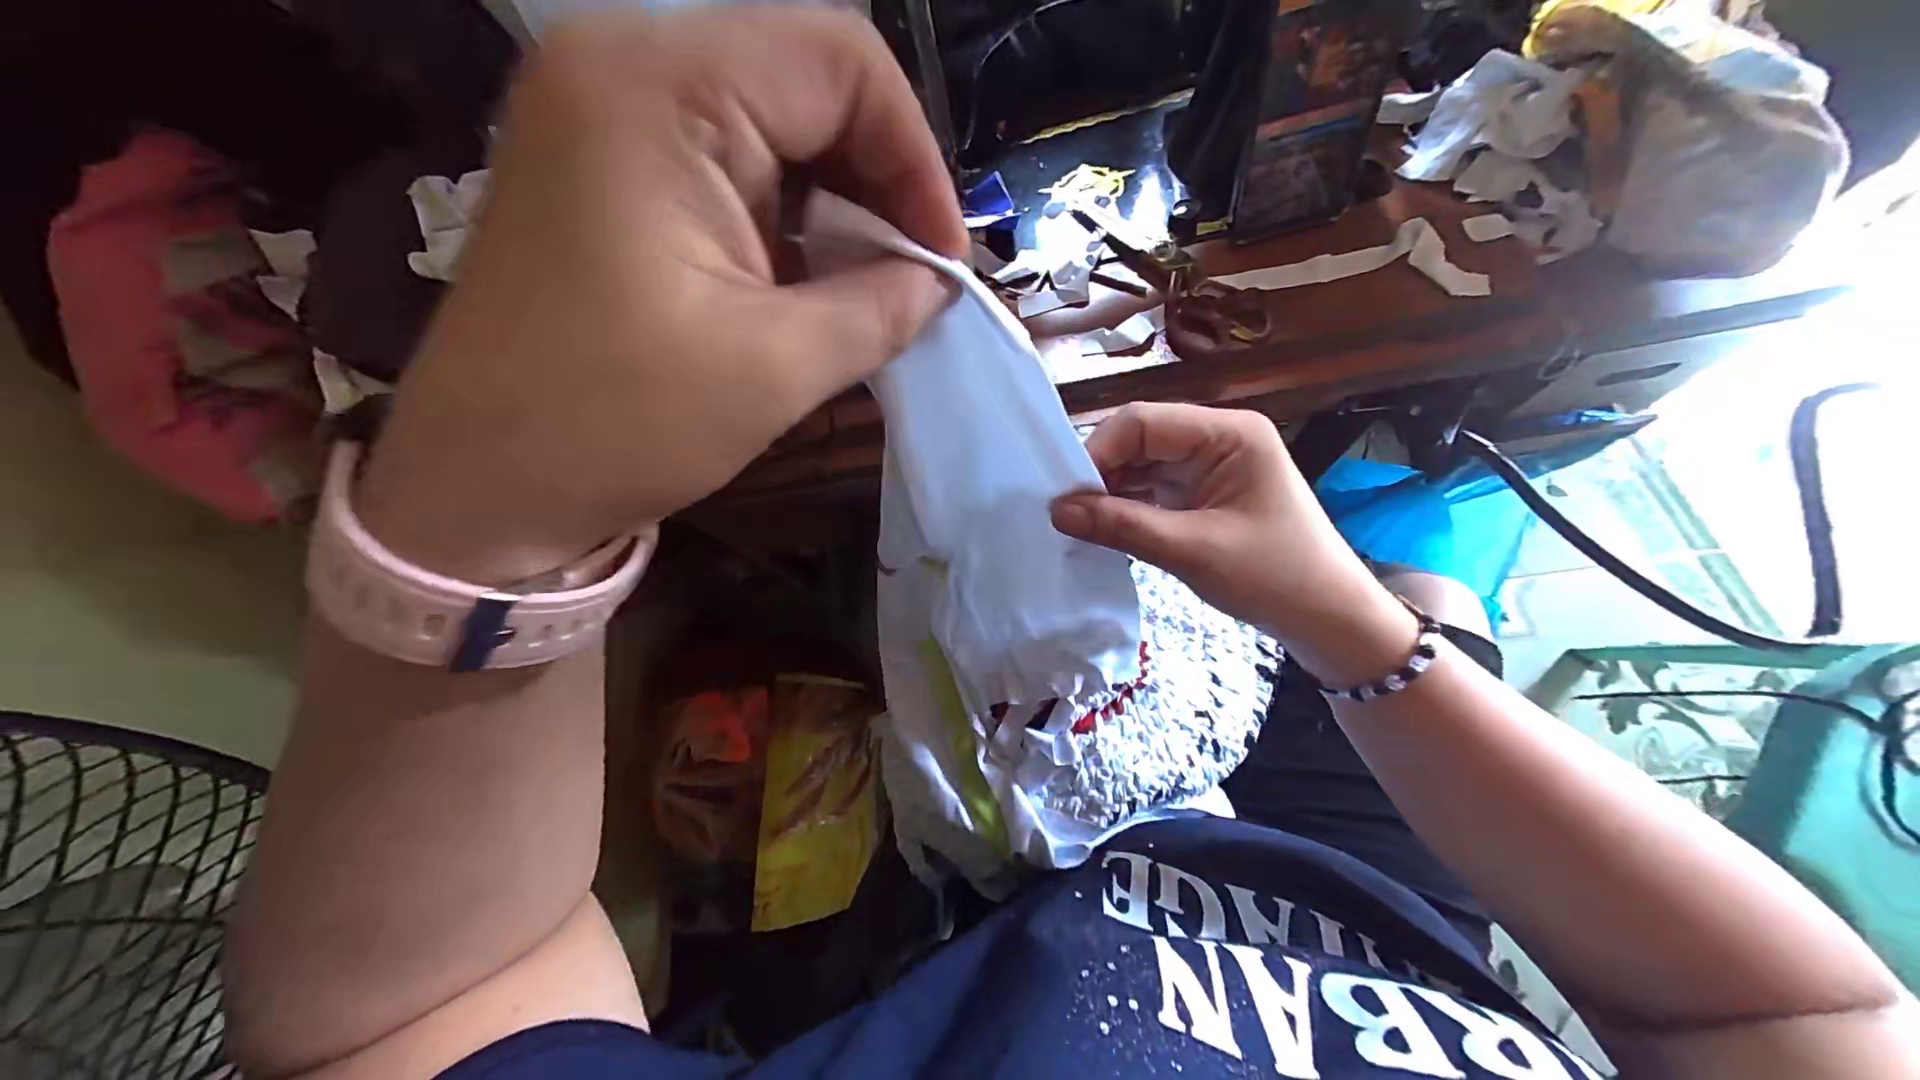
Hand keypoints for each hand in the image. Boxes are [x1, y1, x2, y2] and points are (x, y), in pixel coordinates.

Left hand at [356, 9, 965, 583]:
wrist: (486, 484)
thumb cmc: (620, 425)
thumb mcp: (774, 370)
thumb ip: (878, 309)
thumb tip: (939, 283)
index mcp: (659, 91)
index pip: (841, 64)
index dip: (915, 157)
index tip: (943, 258)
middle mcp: (628, 74)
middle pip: (809, 87)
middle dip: (882, 184)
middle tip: (918, 276)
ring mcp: (612, 122)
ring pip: (778, 132)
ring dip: (842, 209)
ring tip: (877, 288)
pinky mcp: (614, 176)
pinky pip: (735, 171)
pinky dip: (793, 225)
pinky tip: (818, 286)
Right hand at [1049, 403, 1416, 684]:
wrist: (1327, 618)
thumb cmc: (1274, 577)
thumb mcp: (1193, 551)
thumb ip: (1123, 526)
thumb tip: (1056, 511)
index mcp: (1228, 433)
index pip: (1143, 422)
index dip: (1098, 452)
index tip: (1066, 495)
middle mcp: (1216, 439)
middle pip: (1139, 439)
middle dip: (1100, 472)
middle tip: (1066, 512)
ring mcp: (1209, 466)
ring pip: (1141, 465)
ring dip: (1110, 491)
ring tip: (1078, 522)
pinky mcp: (1202, 493)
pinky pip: (1152, 489)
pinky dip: (1126, 506)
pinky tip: (1103, 526)